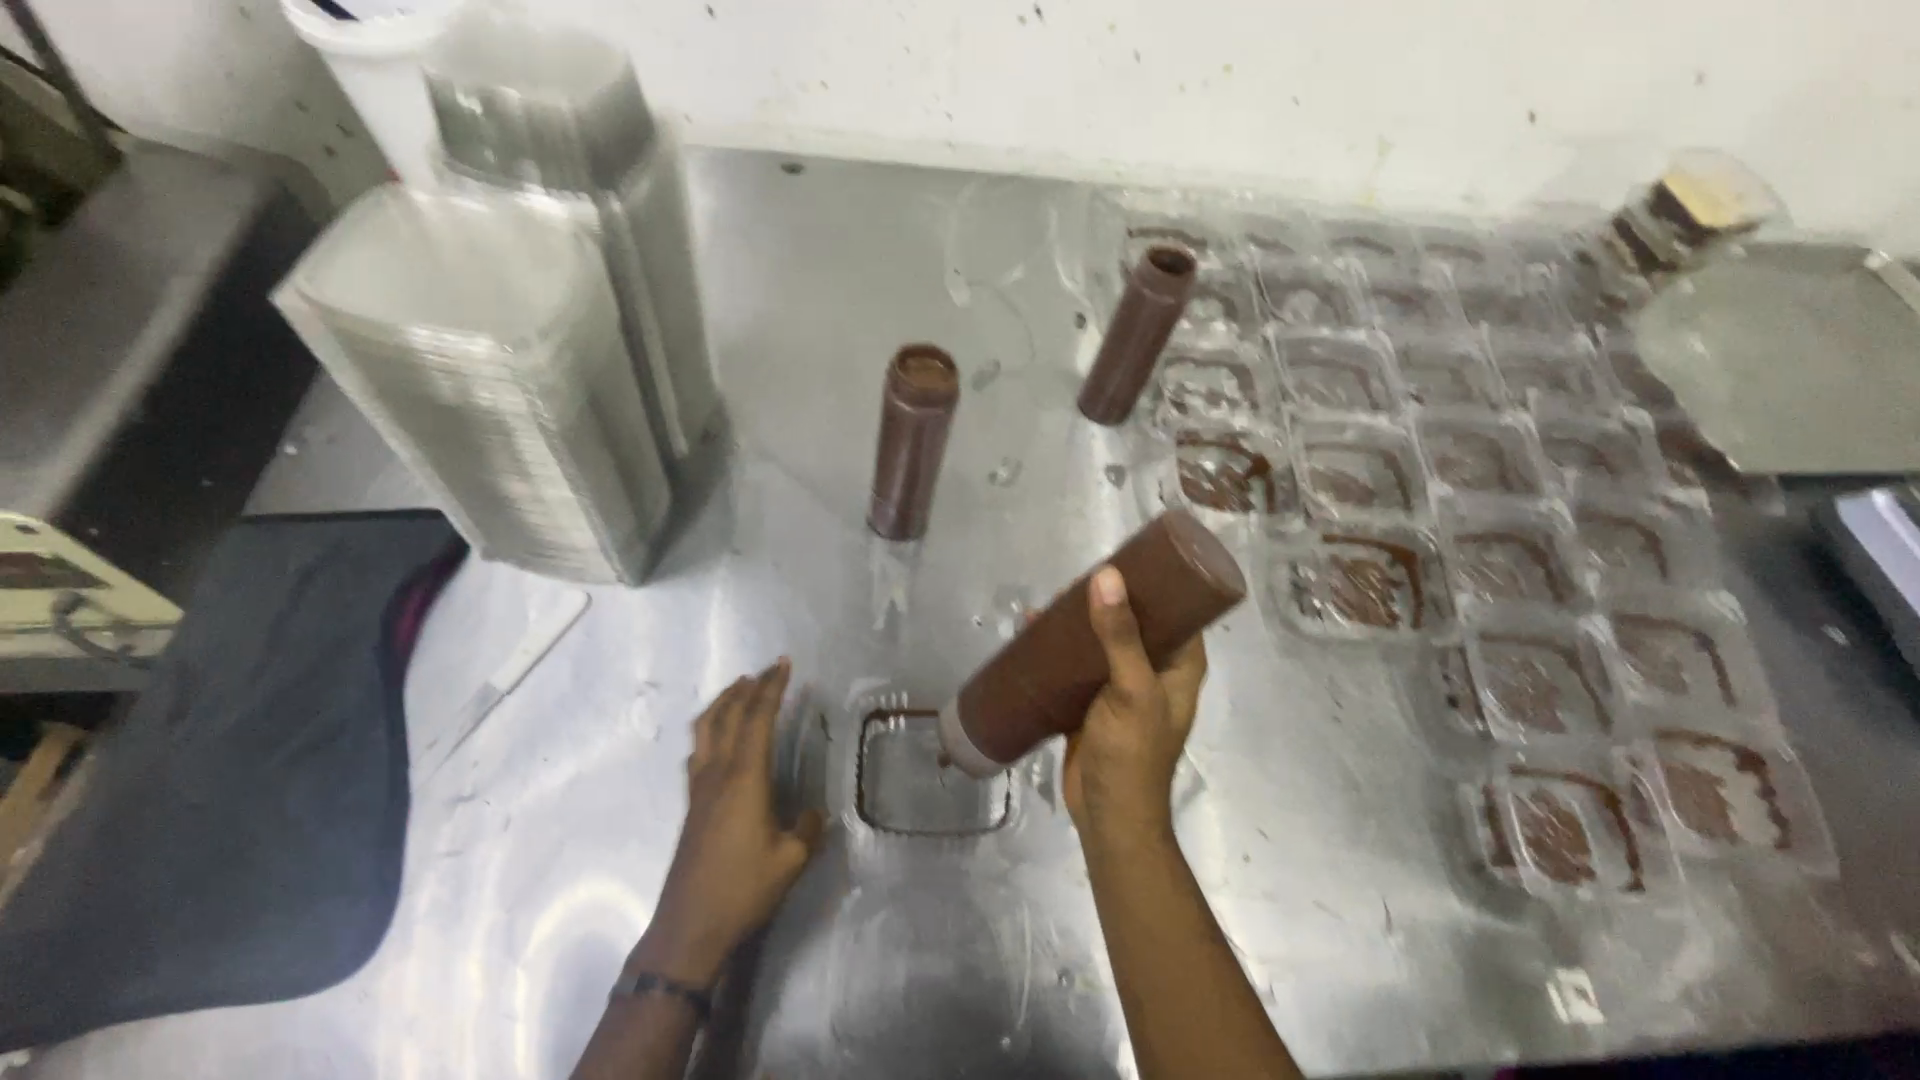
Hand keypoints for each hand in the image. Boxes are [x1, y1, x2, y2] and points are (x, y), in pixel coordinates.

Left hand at [628, 660, 823, 987]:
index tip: (784, 665)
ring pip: (705, 730)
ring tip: (738, 690)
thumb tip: (810, 813)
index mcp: (744, 779)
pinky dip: (710, 730)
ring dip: (722, 704)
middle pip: (728, 716)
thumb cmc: (743, 890)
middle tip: (767, 670)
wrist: (689, 926)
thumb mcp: (790, 860)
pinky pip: (698, 751)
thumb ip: (806, 829)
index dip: (771, 689)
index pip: (758, 720)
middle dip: (748, 688)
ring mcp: (699, 789)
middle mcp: (717, 774)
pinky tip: (717, 738)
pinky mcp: (691, 806)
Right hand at [1063, 566, 1208, 845]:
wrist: (1106, 815)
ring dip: (1079, 624)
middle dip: (1107, 600)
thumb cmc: (1132, 753)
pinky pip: (1077, 667)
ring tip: (1051, 602)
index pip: (1178, 612)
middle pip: (1134, 623)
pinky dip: (1059, 651)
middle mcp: (1155, 672)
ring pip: (1102, 644)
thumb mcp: (1131, 689)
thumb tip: (1106, 576)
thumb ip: (1120, 635)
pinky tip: (1033, 634)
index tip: (1127, 558)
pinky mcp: (1092, 705)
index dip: (1157, 584)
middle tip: (1077, 579)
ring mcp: (1121, 689)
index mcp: (1180, 666)